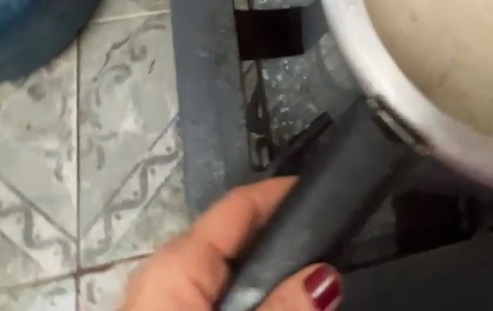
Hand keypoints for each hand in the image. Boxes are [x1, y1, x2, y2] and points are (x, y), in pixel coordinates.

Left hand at [122, 177, 341, 310]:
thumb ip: (280, 308)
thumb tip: (326, 274)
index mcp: (177, 261)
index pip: (242, 203)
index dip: (286, 193)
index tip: (332, 194)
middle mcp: (164, 272)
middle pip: (238, 238)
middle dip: (284, 244)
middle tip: (333, 255)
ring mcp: (159, 302)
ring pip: (228, 274)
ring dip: (267, 280)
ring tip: (310, 289)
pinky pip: (212, 297)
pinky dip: (246, 299)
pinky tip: (273, 307)